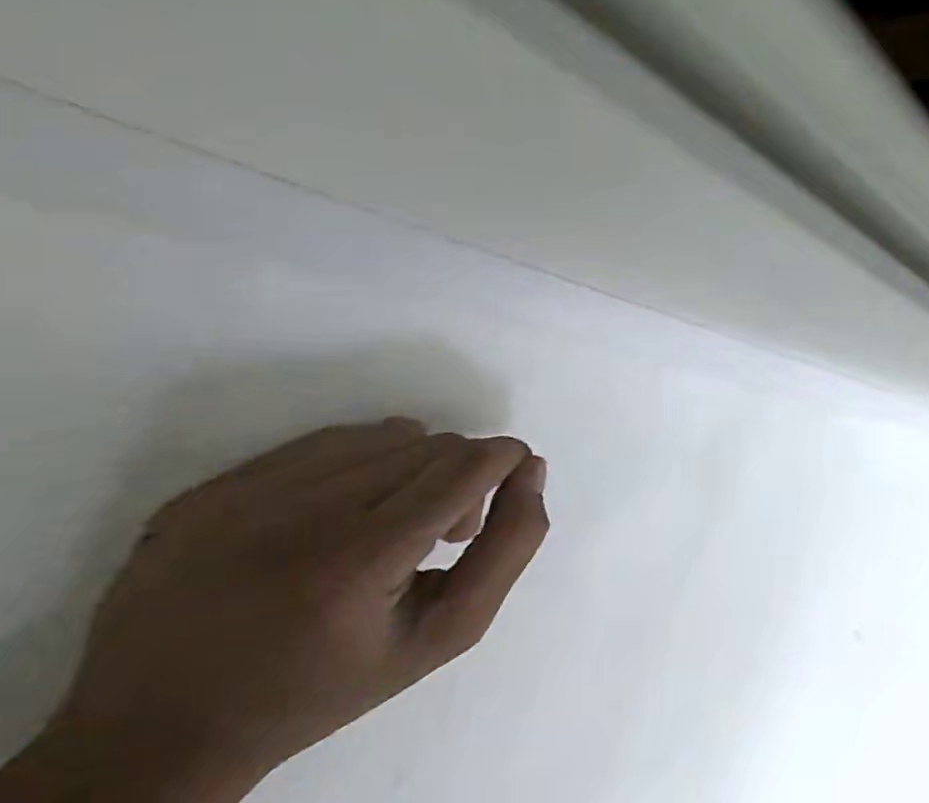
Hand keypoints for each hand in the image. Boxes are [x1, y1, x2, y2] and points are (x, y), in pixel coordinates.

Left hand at [0, 418, 548, 802]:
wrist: (154, 738)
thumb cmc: (326, 687)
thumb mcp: (447, 633)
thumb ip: (510, 545)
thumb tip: (531, 468)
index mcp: (356, 562)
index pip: (469, 463)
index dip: (507, 465)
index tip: (501, 498)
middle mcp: (295, 516)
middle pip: (434, 445)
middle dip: (461, 477)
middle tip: (441, 535)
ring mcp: (239, 500)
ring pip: (386, 434)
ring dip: (413, 466)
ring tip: (388, 521)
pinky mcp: (204, 493)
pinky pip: (325, 442)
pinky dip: (358, 466)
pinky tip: (337, 516)